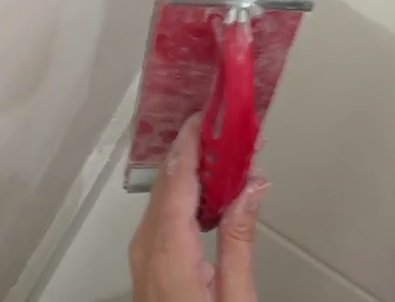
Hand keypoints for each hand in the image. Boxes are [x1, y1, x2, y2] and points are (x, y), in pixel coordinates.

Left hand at [129, 113, 267, 301]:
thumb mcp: (237, 301)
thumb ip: (240, 239)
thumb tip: (252, 185)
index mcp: (168, 256)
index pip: (176, 180)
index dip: (191, 142)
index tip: (208, 113)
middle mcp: (147, 252)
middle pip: (167, 182)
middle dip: (195, 148)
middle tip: (227, 125)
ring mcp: (142, 259)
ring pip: (162, 195)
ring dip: (190, 167)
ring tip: (225, 149)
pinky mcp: (146, 265)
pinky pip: (161, 213)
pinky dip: (184, 190)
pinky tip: (208, 187)